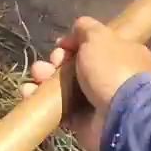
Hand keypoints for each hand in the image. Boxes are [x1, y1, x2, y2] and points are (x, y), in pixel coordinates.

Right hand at [21, 17, 150, 150]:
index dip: (74, 44)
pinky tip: (29, 93)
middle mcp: (110, 78)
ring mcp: (96, 101)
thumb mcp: (100, 37)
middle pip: (75, 66)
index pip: (93, 47)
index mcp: (121, 56)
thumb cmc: (112, 70)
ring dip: (45, 79)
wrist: (121, 116)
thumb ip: (86, 28)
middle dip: (57, 61)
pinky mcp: (82, 122)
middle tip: (52, 63)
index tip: (63, 45)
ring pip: (64, 87)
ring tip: (37, 76)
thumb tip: (74, 34)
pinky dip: (41, 100)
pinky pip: (58, 109)